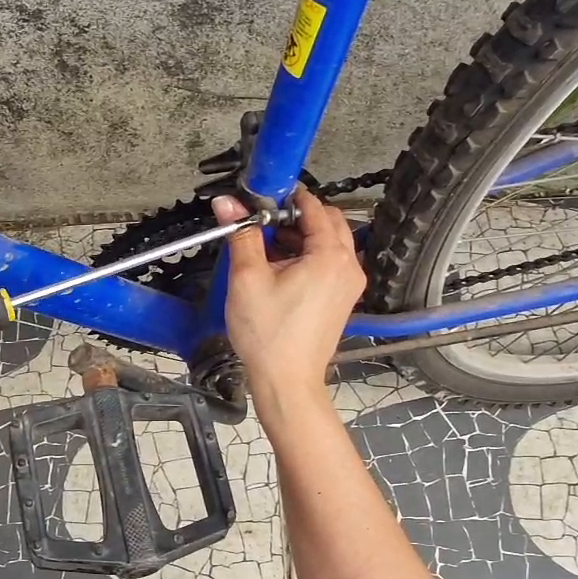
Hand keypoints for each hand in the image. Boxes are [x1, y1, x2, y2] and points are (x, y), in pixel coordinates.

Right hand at [213, 188, 364, 398]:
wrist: (286, 380)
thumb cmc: (271, 337)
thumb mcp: (248, 278)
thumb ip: (241, 235)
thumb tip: (228, 205)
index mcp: (330, 256)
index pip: (314, 207)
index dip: (285, 198)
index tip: (262, 200)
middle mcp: (348, 267)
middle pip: (327, 222)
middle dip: (295, 217)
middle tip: (263, 223)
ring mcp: (348, 284)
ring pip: (329, 242)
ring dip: (301, 237)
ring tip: (267, 248)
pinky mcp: (341, 299)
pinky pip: (329, 264)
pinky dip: (309, 257)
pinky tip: (280, 270)